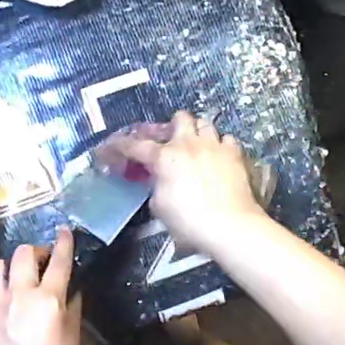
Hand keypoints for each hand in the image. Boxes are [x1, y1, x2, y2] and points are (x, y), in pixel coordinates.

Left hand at [0, 227, 82, 344]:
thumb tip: (71, 290)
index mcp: (49, 301)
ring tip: (16, 276)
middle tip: (41, 261)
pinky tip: (1, 299)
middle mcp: (20, 295)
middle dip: (35, 251)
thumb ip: (72, 310)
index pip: (59, 261)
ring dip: (9, 266)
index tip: (65, 231)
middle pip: (23, 253)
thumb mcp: (72, 342)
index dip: (64, 242)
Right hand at [116, 112, 268, 255]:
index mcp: (164, 158)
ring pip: (204, 123)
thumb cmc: (189, 222)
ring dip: (196, 132)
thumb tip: (159, 180)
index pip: (134, 146)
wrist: (230, 226)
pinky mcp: (235, 155)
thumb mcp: (160, 207)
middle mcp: (188, 144)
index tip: (108, 148)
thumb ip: (155, 186)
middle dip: (171, 127)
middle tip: (168, 142)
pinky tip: (217, 157)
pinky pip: (226, 139)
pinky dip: (219, 146)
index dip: (118, 146)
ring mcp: (214, 146)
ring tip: (195, 146)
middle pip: (178, 118)